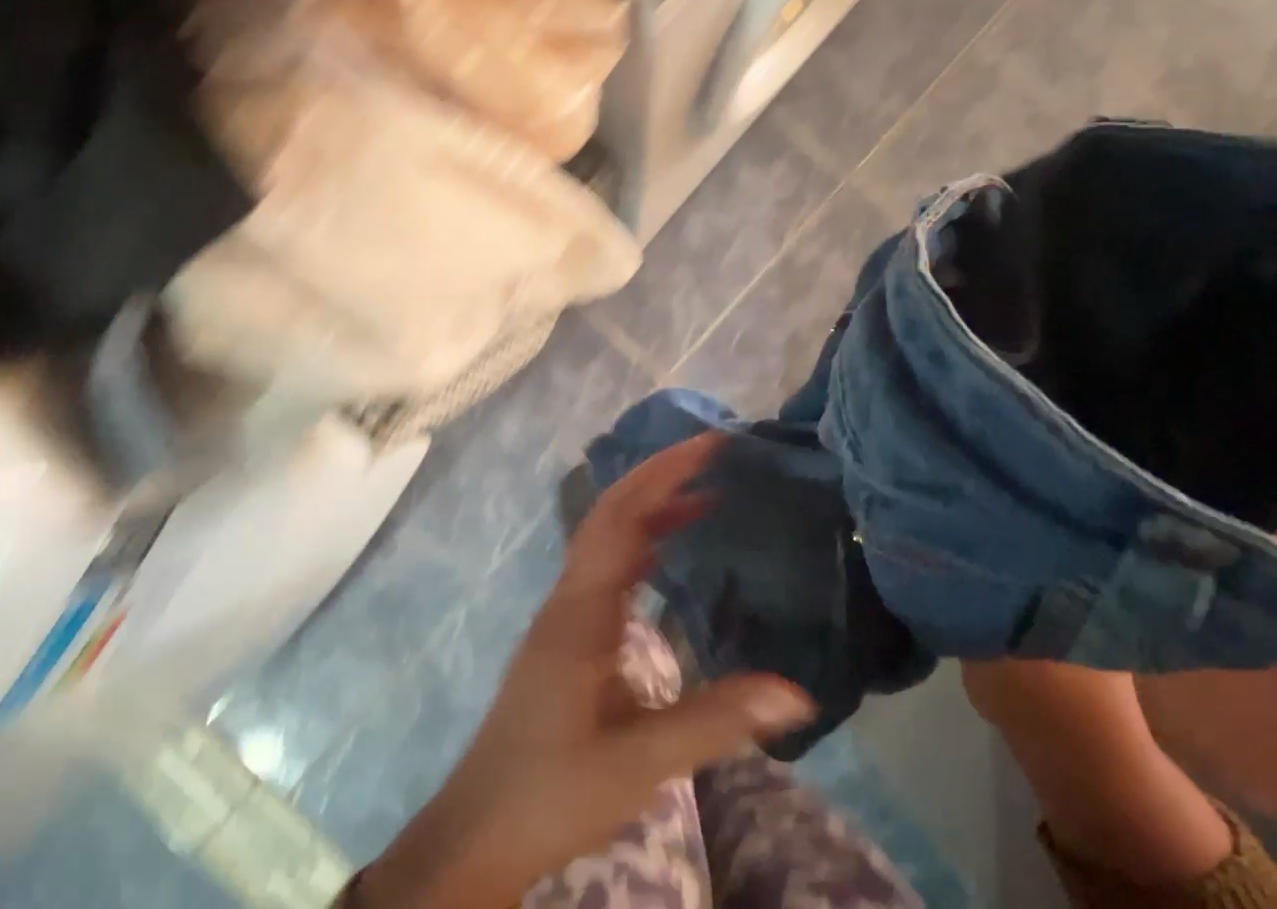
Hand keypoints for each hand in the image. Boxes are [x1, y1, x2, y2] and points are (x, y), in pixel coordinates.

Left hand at [358, 434, 816, 908]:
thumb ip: (713, 722)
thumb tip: (797, 692)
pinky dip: (638, 551)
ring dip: (649, 514)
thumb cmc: (551, 791)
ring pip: (603, 546)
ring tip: (705, 499)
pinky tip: (666, 564)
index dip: (662, 474)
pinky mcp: (563, 647)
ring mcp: (560, 624)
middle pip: (608, 520)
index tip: (710, 445)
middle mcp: (565, 605)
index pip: (619, 519)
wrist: (479, 832)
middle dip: (658, 480)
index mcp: (578, 615)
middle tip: (716, 458)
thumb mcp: (638, 761)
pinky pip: (603, 577)